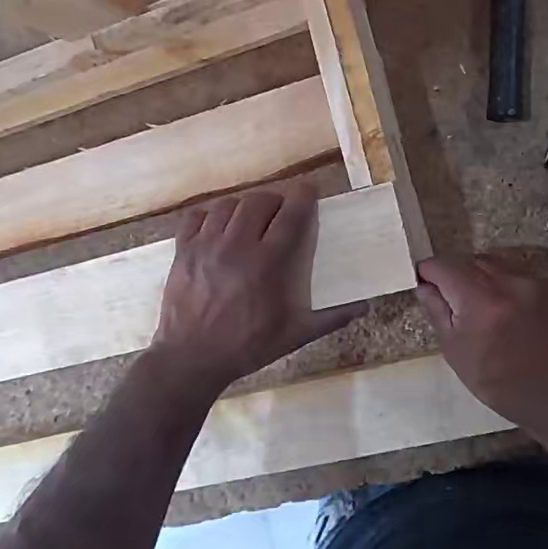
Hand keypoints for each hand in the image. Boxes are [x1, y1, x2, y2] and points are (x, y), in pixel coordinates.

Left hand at [149, 184, 365, 388]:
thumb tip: (364, 307)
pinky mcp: (183, 250)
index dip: (303, 196)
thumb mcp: (294, 335)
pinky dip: (209, 215)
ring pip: (227, 205)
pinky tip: (218, 227)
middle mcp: (237, 246)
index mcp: (268, 263)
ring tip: (250, 219)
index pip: (291, 214)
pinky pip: (196, 216)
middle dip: (274, 200)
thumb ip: (330, 318)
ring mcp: (206, 246)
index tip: (310, 189)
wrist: (191, 359)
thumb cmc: (247, 346)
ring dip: (243, 206)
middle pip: (259, 201)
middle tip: (280, 211)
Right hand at [414, 254, 547, 418]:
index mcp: (481, 302)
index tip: (424, 282)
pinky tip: (499, 304)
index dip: (429, 272)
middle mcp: (507, 283)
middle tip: (449, 298)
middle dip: (452, 274)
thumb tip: (424, 285)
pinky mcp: (545, 284)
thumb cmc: (494, 379)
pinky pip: (511, 270)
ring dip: (476, 275)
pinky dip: (498, 280)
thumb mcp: (454, 349)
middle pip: (467, 261)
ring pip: (490, 262)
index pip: (444, 267)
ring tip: (476, 302)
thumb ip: (437, 310)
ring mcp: (530, 281)